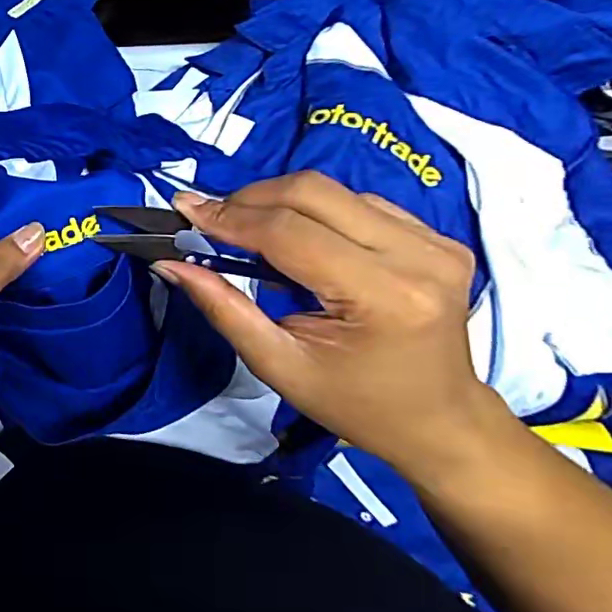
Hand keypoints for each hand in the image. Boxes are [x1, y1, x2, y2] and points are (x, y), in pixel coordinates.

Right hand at [155, 172, 511, 476]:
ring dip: (277, 201)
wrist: (443, 422)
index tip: (184, 210)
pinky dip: (311, 209)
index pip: (290, 232)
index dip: (230, 217)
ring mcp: (435, 242)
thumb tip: (169, 262)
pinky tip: (296, 236)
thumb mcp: (278, 365)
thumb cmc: (356, 404)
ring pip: (331, 189)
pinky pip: (355, 200)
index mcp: (385, 297)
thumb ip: (222, 308)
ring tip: (247, 231)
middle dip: (248, 199)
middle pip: (311, 192)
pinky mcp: (437, 237)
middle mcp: (419, 258)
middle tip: (210, 220)